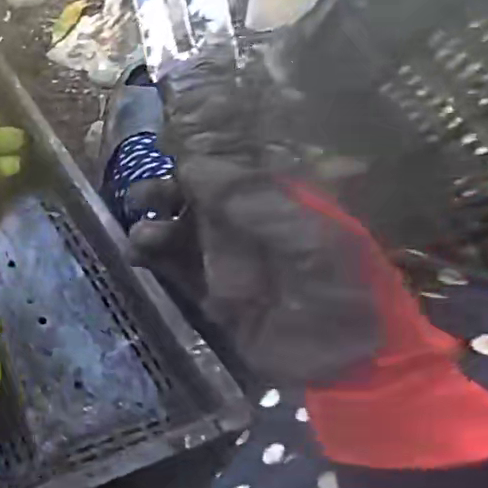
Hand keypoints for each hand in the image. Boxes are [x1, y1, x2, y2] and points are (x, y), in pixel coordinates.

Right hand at [146, 56, 385, 386]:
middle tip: (145, 191)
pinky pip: (168, 262)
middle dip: (166, 184)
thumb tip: (193, 165)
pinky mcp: (205, 287)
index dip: (202, 138)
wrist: (347, 365)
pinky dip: (149, 252)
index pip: (234, 158)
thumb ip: (254, 201)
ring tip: (144, 232)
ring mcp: (223, 254)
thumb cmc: (345, 291)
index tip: (167, 122)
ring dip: (153, 219)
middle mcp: (244, 219)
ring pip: (176, 223)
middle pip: (194, 190)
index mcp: (277, 197)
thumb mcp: (312, 238)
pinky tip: (140, 252)